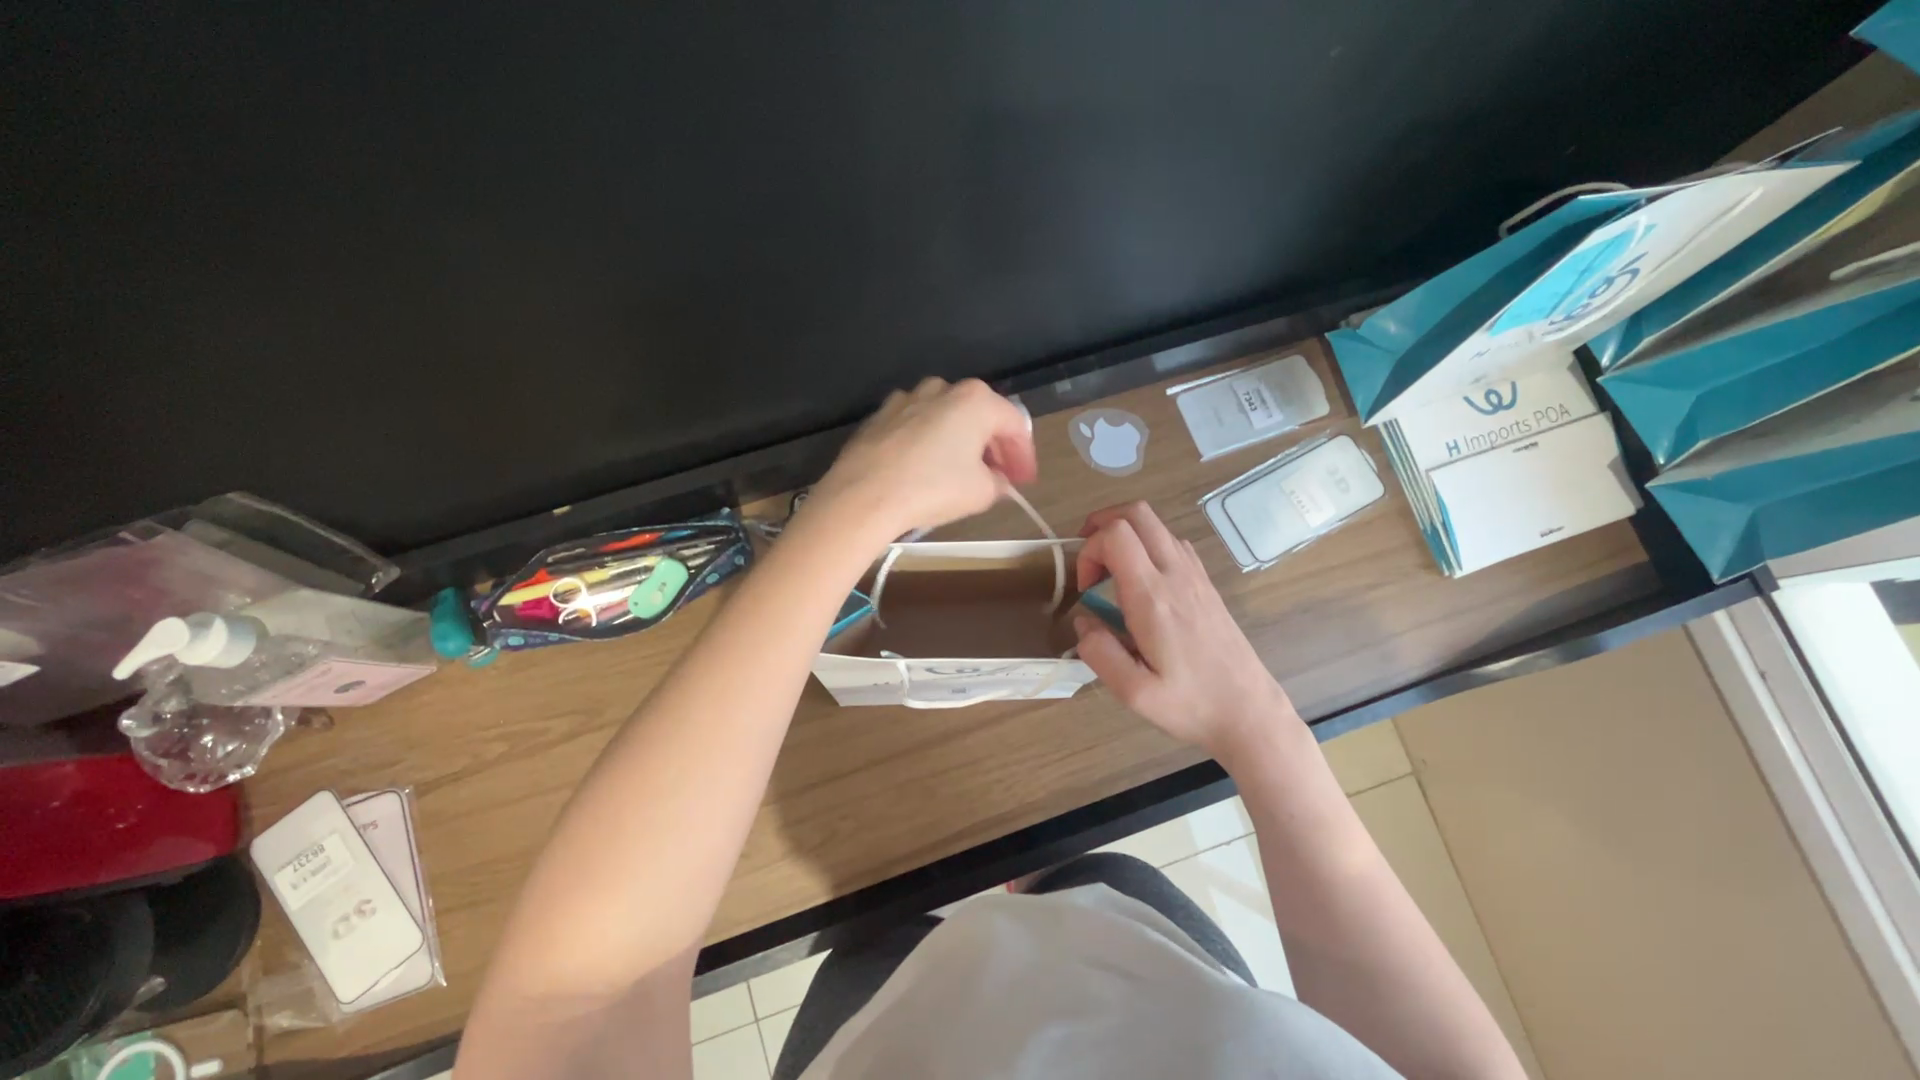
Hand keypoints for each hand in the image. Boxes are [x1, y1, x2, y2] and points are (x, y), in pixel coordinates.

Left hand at [806, 377, 1037, 545]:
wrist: (864, 494)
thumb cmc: (932, 488)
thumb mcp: (981, 492)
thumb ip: (999, 482)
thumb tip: (997, 480)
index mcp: (976, 400)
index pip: (1014, 425)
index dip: (1024, 456)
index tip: (1024, 480)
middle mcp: (943, 388)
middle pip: (980, 415)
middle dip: (993, 446)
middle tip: (1000, 476)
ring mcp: (907, 398)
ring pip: (945, 418)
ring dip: (959, 441)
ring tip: (962, 472)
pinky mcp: (880, 415)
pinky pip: (916, 427)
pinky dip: (928, 443)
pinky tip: (926, 469)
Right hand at [1072, 502, 1298, 755]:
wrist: (1248, 712)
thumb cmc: (1190, 704)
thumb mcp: (1132, 693)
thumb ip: (1098, 652)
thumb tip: (1084, 621)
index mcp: (1154, 597)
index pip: (1116, 535)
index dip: (1088, 550)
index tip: (1084, 589)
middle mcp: (1176, 575)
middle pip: (1137, 513)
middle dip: (1102, 523)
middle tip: (1088, 559)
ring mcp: (1196, 576)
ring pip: (1156, 524)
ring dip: (1126, 534)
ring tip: (1110, 573)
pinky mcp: (1206, 584)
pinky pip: (1173, 543)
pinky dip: (1147, 547)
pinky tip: (1141, 583)